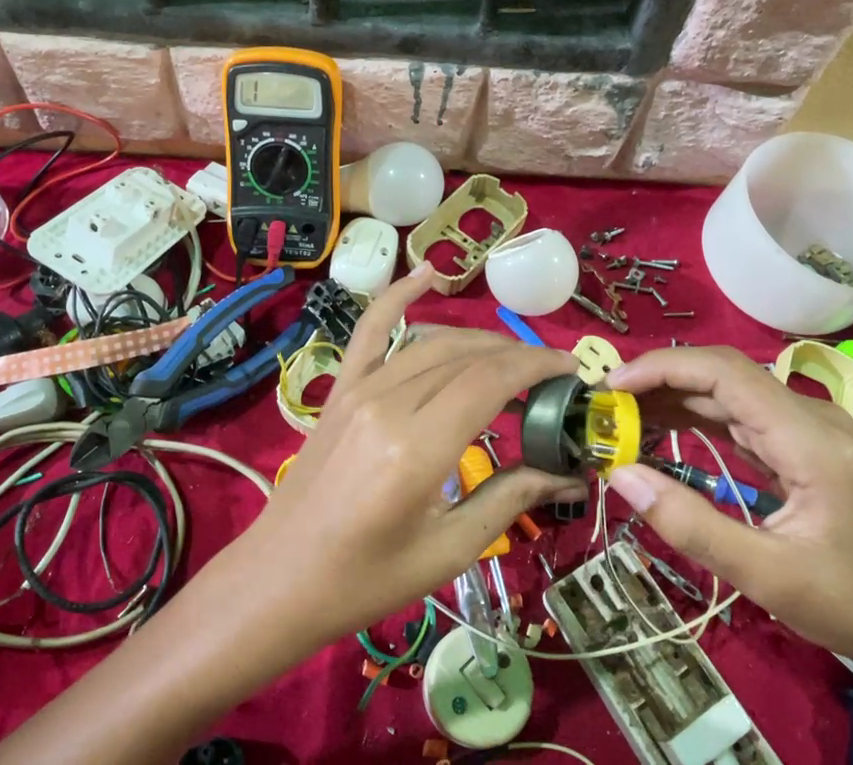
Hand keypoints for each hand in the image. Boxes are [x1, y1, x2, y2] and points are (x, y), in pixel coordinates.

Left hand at [236, 264, 585, 640]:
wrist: (281, 580)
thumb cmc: (367, 579)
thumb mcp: (449, 550)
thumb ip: (510, 499)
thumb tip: (571, 476)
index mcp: (417, 448)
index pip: (490, 381)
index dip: (537, 367)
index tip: (571, 371)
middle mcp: (388, 404)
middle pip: (466, 356)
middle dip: (517, 357)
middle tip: (551, 377)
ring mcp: (357, 390)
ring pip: (431, 342)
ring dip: (479, 341)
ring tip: (514, 358)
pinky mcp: (339, 390)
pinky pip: (370, 331)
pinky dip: (399, 296)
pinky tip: (428, 273)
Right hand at [602, 347, 852, 680]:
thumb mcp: (768, 576)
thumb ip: (691, 524)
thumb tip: (619, 475)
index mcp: (809, 438)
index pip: (724, 372)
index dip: (662, 368)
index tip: (610, 387)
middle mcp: (810, 420)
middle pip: (724, 376)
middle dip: (659, 382)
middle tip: (603, 406)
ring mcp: (810, 433)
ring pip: (730, 396)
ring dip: (675, 400)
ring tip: (620, 417)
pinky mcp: (806, 452)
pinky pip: (742, 422)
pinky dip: (698, 422)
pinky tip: (663, 434)